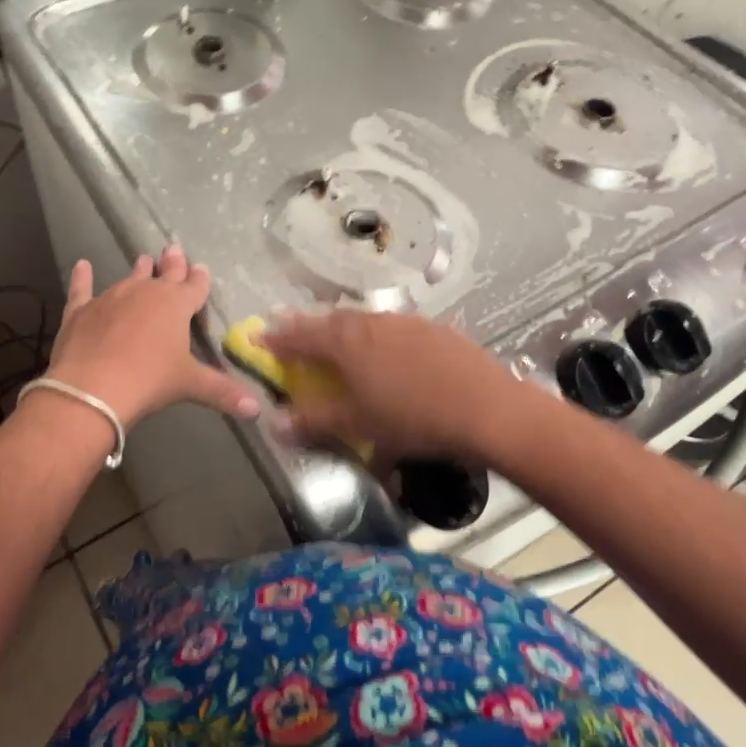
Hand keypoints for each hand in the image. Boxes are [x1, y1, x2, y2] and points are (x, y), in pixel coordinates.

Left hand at [44, 245, 258, 428]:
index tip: (201, 268)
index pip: (194, 287)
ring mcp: (111, 298)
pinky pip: (83, 288)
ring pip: (130, 278)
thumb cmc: (149, 380)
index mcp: (176, 305)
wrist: (93, 387)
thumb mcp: (189, 385)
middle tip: (174, 248)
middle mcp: (145, 293)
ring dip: (139, 270)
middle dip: (172, 264)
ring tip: (143, 259)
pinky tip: (81, 265)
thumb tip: (255, 409)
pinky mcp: (81, 310)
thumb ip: (222, 392)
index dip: (199, 279)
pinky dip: (82, 277)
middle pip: (164, 275)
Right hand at [260, 310, 534, 462]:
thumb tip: (276, 422)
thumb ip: (315, 419)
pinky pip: (392, 328)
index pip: (300, 335)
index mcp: (346, 341)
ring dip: (344, 330)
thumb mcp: (359, 425)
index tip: (258, 338)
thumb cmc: (413, 418)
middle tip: (293, 334)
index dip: (277, 338)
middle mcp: (371, 322)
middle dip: (309, 329)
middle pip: (331, 321)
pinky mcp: (434, 329)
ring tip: (337, 342)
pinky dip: (376, 337)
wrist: (487, 409)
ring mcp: (405, 322)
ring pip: (364, 321)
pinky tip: (387, 353)